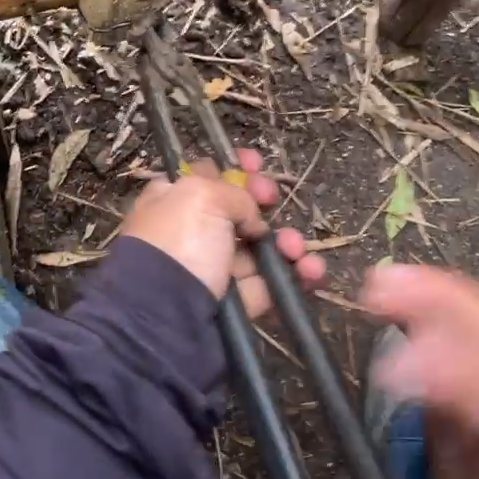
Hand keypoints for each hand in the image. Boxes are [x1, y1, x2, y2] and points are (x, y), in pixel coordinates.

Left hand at [117, 148, 325, 317]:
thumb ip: (233, 193)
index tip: (256, 162)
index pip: (204, 175)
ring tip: (295, 246)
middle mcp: (191, 232)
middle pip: (236, 210)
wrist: (166, 316)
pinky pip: (272, 284)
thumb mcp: (201, 196)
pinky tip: (312, 270)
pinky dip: (297, 275)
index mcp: (171, 200)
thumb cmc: (179, 242)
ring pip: (260, 248)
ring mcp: (214, 268)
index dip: (232, 167)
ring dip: (286, 242)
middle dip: (264, 201)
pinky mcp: (237, 302)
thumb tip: (252, 218)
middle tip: (273, 198)